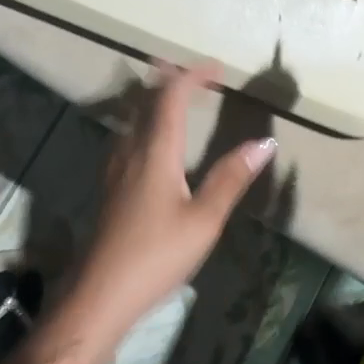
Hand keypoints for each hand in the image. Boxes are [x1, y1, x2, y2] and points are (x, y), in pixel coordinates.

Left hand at [66, 62, 277, 341]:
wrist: (98, 295)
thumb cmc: (155, 255)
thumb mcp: (203, 220)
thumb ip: (231, 178)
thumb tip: (265, 143)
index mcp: (155, 150)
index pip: (171, 96)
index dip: (192, 75)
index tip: (216, 68)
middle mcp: (131, 149)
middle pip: (146, 99)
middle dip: (168, 78)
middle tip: (191, 71)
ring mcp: (115, 168)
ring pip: (132, 116)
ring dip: (153, 98)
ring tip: (172, 96)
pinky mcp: (109, 187)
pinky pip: (126, 135)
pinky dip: (144, 121)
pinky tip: (150, 142)